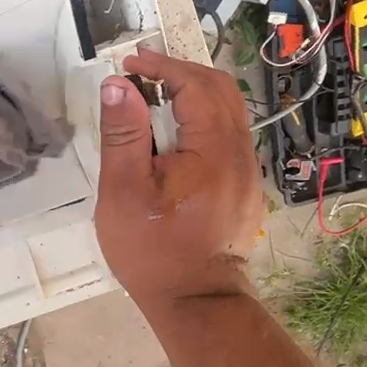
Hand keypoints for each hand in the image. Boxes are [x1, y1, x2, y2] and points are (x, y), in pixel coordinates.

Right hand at [94, 49, 263, 306]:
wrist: (196, 302)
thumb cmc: (152, 249)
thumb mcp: (123, 190)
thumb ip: (123, 133)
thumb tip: (119, 84)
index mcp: (213, 149)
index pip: (196, 86)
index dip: (163, 66)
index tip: (130, 64)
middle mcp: (241, 154)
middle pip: (221, 91)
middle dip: (181, 74)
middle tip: (142, 75)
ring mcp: (248, 173)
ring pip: (229, 113)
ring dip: (193, 96)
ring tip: (153, 101)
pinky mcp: (245, 189)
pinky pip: (229, 137)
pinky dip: (202, 120)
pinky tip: (173, 138)